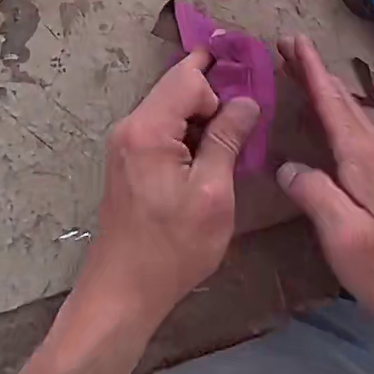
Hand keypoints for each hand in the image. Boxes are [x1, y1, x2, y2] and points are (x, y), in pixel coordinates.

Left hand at [79, 49, 260, 323]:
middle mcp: (131, 126)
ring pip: (174, 105)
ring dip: (206, 114)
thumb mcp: (212, 193)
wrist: (120, 298)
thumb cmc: (170, 249)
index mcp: (148, 129)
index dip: (222, 80)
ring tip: (238, 137)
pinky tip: (213, 153)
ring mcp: (127, 143)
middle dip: (217, 92)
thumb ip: (227, 138)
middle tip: (252, 114)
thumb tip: (247, 99)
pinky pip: (166, 126)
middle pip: (179, 85)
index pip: (189, 75)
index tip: (253, 90)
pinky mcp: (130, 159)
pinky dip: (192, 130)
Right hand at [274, 35, 373, 328]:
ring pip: (346, 110)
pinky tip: (323, 114)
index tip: (292, 39)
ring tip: (297, 69)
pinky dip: (331, 108)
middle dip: (311, 69)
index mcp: (361, 155)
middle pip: (339, 98)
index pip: (330, 101)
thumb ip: (314, 194)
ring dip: (321, 86)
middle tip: (285, 45)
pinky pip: (350, 126)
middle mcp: (373, 147)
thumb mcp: (343, 234)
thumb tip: (286, 165)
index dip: (309, 69)